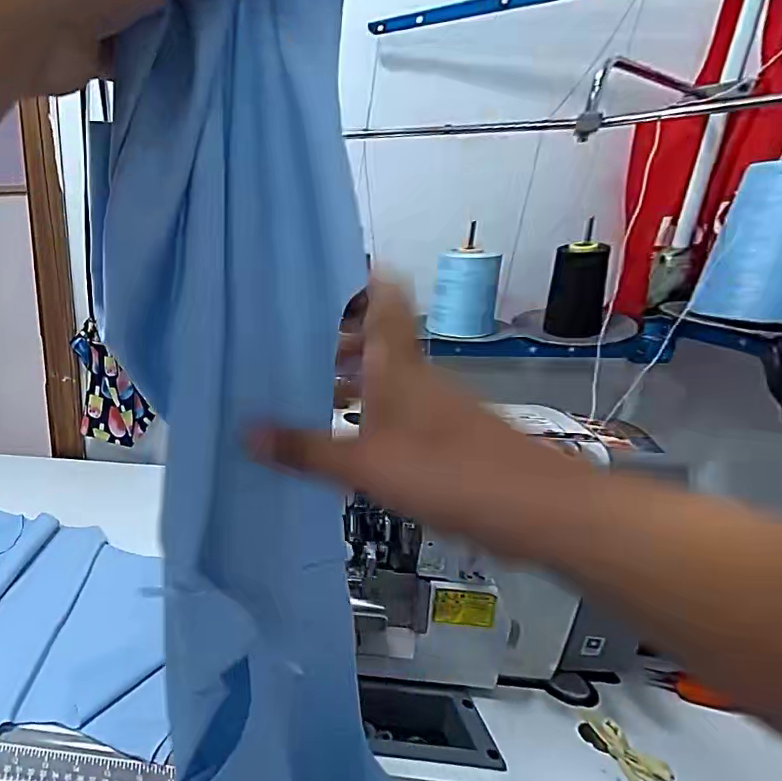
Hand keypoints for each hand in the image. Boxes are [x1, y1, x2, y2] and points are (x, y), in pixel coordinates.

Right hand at [254, 278, 601, 559]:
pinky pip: (391, 410)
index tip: (321, 269)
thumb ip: (306, 449)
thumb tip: (248, 435)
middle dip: (331, 338)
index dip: (357, 276)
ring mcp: (432, 404)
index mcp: (396, 362)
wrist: (533, 510)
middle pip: (373, 338)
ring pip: (381, 376)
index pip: (381, 298)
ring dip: (345, 379)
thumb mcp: (364, 464)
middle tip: (285, 344)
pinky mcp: (443, 435)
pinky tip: (341, 438)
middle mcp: (414, 373)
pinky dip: (363, 413)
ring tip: (299, 392)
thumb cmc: (448, 471)